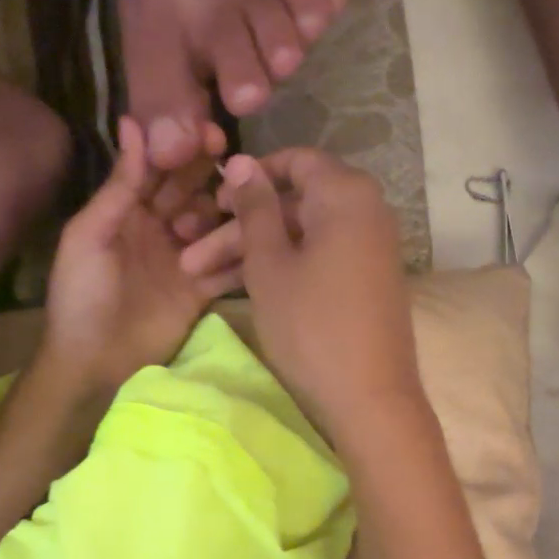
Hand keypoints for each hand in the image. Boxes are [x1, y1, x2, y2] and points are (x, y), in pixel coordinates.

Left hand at [42, 117, 239, 388]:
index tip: (210, 133)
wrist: (93, 362)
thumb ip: (119, 185)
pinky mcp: (200, 292)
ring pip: (215, 225)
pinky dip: (241, 256)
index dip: (184, 149)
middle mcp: (160, 228)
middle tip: (237, 168)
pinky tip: (261, 241)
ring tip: (240, 212)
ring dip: (228, 215)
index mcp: (129, 210)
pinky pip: (226, 268)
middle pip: (193, 192)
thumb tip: (133, 122)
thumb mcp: (90, 235)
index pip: (161, 168)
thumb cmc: (81, 295)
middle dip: (212, 177)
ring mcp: (183, 260)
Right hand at [181, 149, 420, 434]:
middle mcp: (365, 210)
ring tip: (197, 279)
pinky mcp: (363, 281)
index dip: (248, 178)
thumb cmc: (312, 326)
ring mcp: (367, 248)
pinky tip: (237, 290)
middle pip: (292, 204)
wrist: (369, 397)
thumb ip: (254, 209)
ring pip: (299, 237)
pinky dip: (281, 270)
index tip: (211, 203)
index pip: (294, 161)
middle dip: (237, 228)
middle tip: (189, 257)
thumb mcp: (270, 266)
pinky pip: (317, 259)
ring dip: (250, 255)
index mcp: (346, 193)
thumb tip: (241, 161)